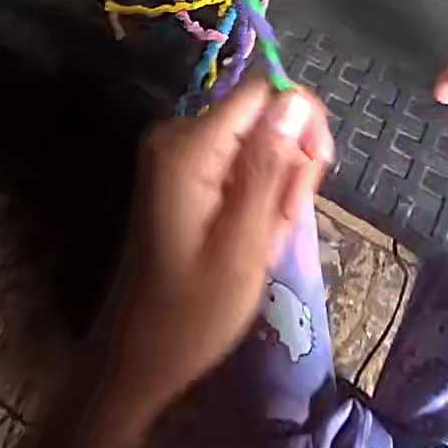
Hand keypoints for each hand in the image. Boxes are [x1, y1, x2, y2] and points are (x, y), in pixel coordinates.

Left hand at [92, 77, 333, 445]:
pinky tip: (251, 230)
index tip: (312, 170)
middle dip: (285, 158)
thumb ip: (272, 166)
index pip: (262, 92)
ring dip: (273, 179)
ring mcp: (174, 149)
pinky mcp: (179, 166)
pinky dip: (254, 187)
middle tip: (284, 219)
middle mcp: (177, 133)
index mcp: (189, 147)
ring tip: (266, 234)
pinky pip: (236, 156)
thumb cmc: (192, 312)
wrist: (136, 355)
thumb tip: (297, 99)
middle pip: (258, 114)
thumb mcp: (245, 245)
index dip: (298, 121)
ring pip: (252, 137)